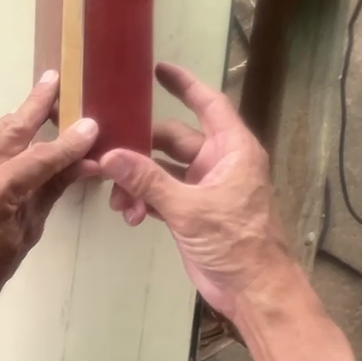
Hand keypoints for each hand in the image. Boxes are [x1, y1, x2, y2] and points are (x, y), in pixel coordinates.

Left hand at [0, 71, 98, 318]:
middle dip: (35, 105)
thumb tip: (83, 165)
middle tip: (54, 81)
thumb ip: (49, 192)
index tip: (91, 125)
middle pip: (10, 130)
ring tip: (39, 105)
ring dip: (16, 124)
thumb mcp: (25, 235)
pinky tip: (12, 144)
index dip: (69, 142)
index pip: (41, 157)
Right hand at [96, 63, 292, 317]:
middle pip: (171, 140)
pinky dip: (144, 201)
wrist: (253, 291)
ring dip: (138, 183)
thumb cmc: (236, 242)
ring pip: (161, 171)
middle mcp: (218, 163)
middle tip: (108, 157)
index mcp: (232, 150)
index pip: (208, 105)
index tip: (157, 69)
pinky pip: (160, 195)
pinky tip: (130, 215)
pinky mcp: (191, 213)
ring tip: (119, 203)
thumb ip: (148, 180)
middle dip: (140, 150)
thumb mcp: (189, 208)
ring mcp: (203, 188)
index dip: (184, 85)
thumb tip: (110, 156)